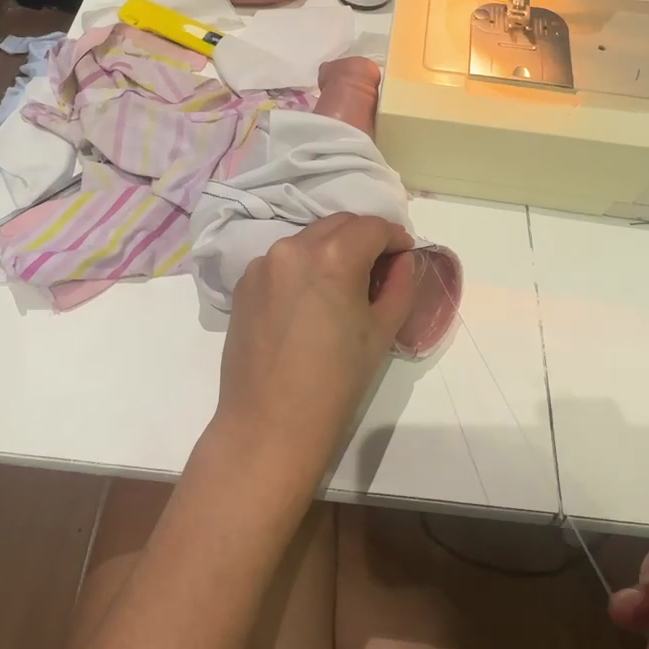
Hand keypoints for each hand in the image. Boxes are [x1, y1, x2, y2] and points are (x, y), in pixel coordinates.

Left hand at [210, 214, 420, 479]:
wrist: (270, 423)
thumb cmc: (336, 382)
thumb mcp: (382, 332)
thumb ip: (400, 285)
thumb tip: (401, 260)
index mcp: (332, 257)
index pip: (373, 227)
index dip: (395, 237)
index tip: (405, 255)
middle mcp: (292, 248)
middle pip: (339, 225)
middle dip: (364, 239)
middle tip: (379, 268)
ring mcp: (262, 264)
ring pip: (308, 239)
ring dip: (331, 250)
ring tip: (344, 285)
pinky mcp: (243, 283)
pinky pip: (282, 261)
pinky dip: (302, 267)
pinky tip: (310, 301)